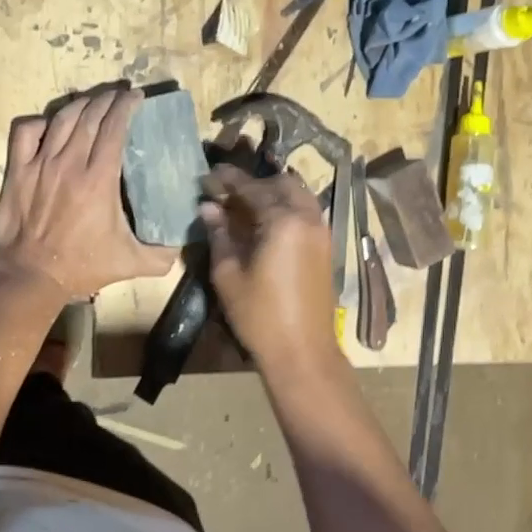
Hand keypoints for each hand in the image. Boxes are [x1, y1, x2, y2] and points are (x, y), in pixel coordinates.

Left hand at [0, 87, 177, 300]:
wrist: (30, 276)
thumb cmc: (81, 266)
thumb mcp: (129, 263)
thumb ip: (162, 254)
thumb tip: (184, 242)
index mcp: (98, 179)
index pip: (114, 127)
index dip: (126, 106)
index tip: (136, 97)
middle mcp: (70, 163)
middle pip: (90, 116)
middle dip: (107, 99)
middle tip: (118, 95)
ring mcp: (40, 163)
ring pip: (62, 118)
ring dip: (80, 104)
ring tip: (92, 101)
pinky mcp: (18, 170)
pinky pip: (26, 131)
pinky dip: (40, 121)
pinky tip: (51, 123)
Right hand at [198, 165, 339, 374]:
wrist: (304, 354)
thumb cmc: (261, 316)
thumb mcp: (229, 275)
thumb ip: (219, 235)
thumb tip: (208, 207)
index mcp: (283, 221)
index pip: (252, 187)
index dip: (227, 180)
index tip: (206, 177)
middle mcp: (307, 218)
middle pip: (280, 183)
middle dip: (253, 183)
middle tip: (226, 193)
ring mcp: (321, 231)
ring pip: (297, 195)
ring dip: (272, 193)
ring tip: (244, 206)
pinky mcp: (325, 246)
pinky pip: (305, 212)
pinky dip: (285, 207)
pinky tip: (264, 223)